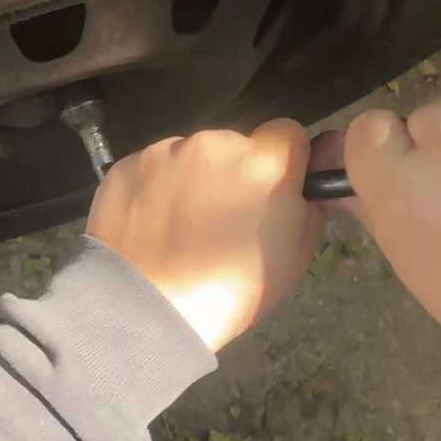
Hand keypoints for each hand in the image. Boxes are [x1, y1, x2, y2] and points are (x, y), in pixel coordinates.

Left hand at [86, 119, 324, 350]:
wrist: (145, 307)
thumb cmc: (230, 291)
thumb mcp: (295, 256)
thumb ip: (309, 202)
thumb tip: (315, 166)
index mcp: (263, 161)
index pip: (287, 133)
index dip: (284, 162)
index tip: (271, 192)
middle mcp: (212, 143)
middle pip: (233, 145)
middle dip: (233, 172)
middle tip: (220, 219)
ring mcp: (163, 152)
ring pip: (189, 155)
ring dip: (192, 178)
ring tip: (179, 227)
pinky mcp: (124, 165)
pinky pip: (150, 169)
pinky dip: (154, 189)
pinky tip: (149, 226)